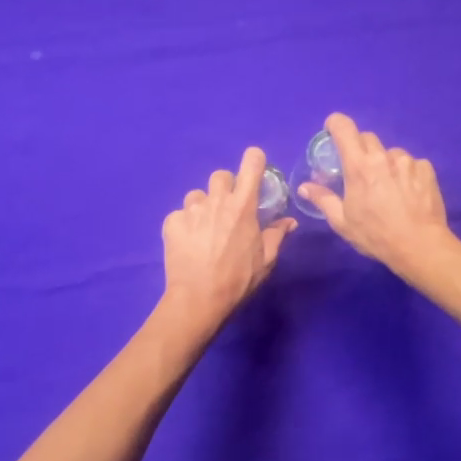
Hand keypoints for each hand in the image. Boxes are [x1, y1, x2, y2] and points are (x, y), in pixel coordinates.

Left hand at [161, 147, 296, 326]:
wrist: (198, 299)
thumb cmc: (238, 280)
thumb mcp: (266, 261)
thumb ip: (277, 235)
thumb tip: (289, 221)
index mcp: (243, 206)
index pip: (251, 164)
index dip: (254, 160)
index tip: (255, 169)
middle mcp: (216, 201)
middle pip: (221, 175)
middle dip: (226, 187)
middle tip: (228, 209)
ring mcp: (191, 210)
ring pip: (197, 195)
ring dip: (203, 206)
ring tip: (205, 229)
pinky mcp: (171, 222)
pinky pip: (180, 214)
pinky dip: (185, 225)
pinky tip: (189, 243)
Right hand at [298, 113, 456, 275]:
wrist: (420, 246)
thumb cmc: (376, 235)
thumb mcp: (343, 222)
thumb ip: (323, 199)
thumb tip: (304, 187)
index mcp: (359, 166)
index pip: (344, 127)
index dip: (335, 124)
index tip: (332, 131)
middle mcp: (383, 157)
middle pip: (367, 138)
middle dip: (359, 149)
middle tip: (359, 171)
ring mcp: (407, 161)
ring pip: (390, 152)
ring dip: (385, 163)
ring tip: (388, 187)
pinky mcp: (426, 169)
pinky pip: (412, 164)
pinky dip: (406, 173)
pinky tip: (408, 192)